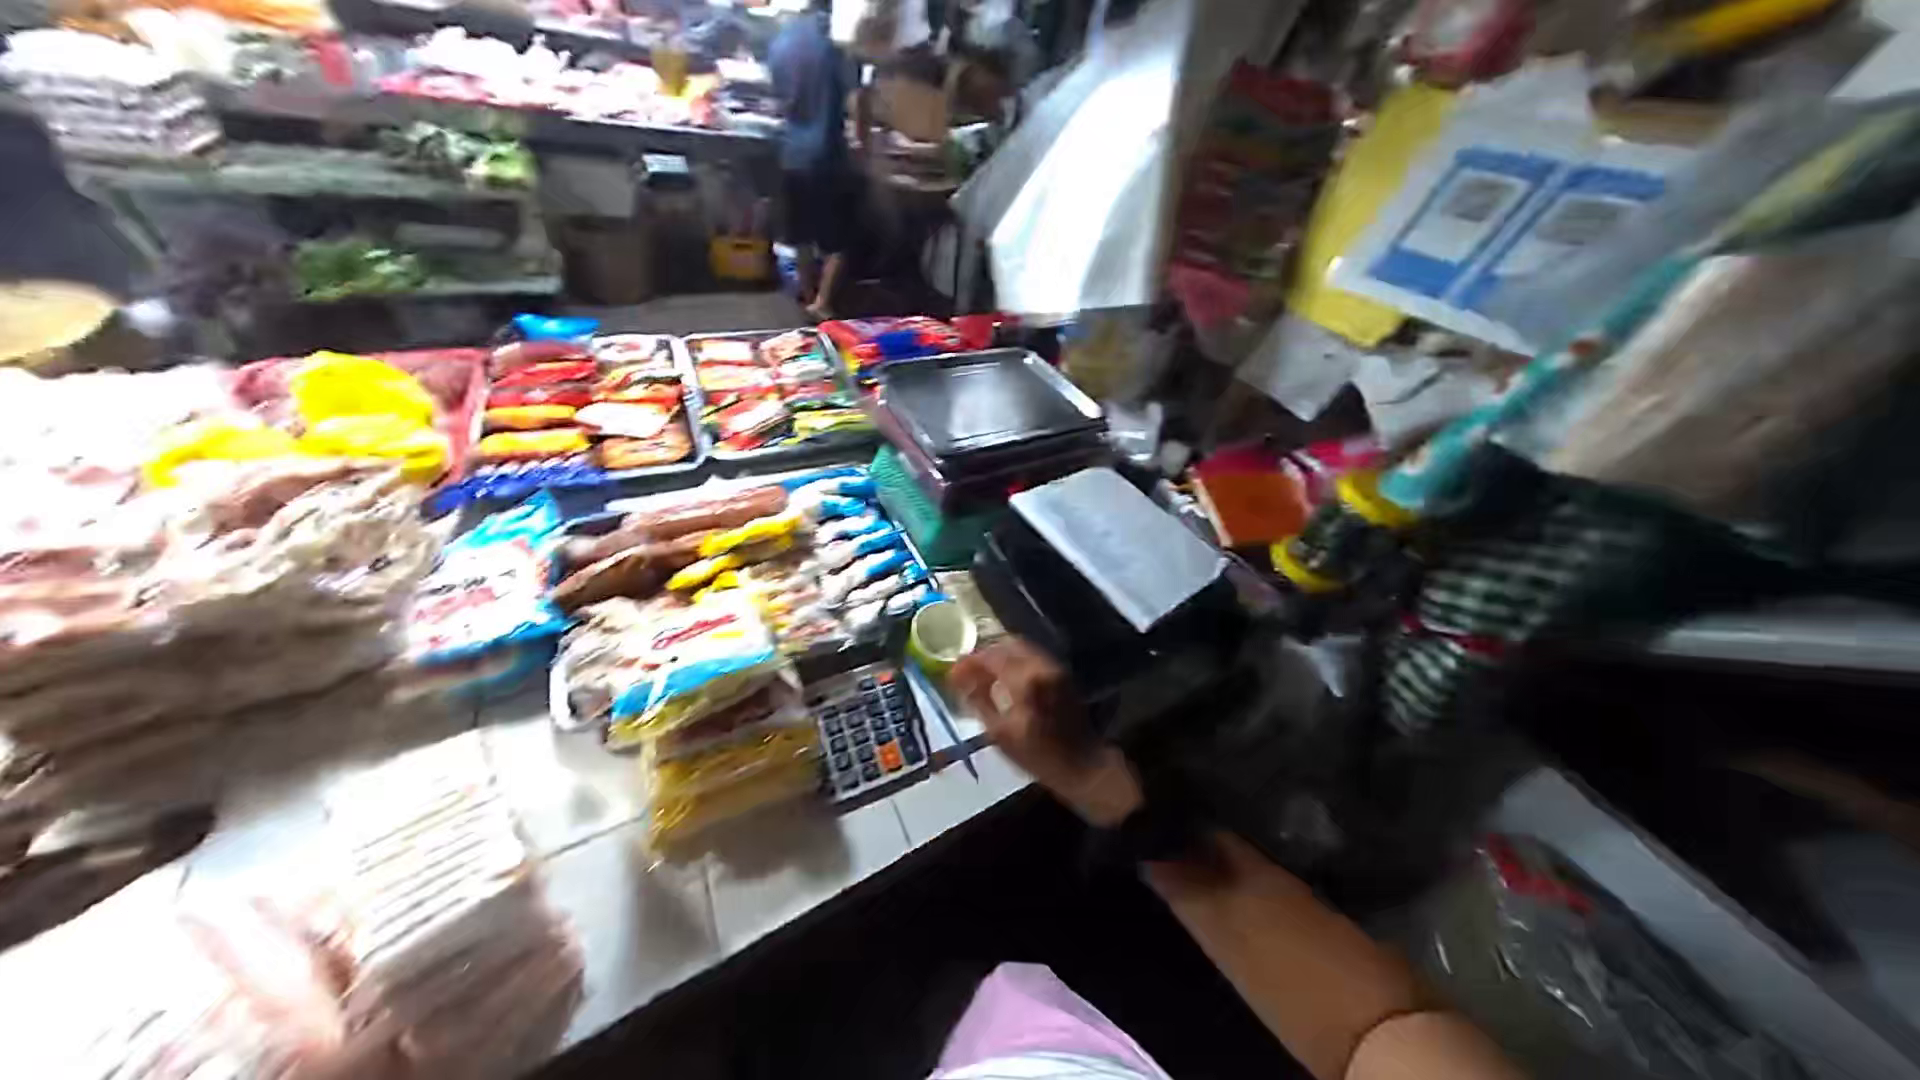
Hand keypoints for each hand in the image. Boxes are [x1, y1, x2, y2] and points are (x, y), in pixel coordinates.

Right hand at [950, 639, 1142, 826]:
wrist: (1083, 765)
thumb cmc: (1038, 756)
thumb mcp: (1000, 733)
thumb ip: (978, 699)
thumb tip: (958, 678)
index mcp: (1024, 680)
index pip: (989, 656)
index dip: (968, 662)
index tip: (953, 672)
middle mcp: (1041, 666)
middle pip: (1006, 645)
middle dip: (984, 654)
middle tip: (968, 670)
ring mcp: (1054, 667)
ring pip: (1020, 647)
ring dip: (1000, 655)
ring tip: (984, 674)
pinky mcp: (1062, 672)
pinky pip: (1033, 655)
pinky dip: (1015, 660)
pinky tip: (1005, 677)